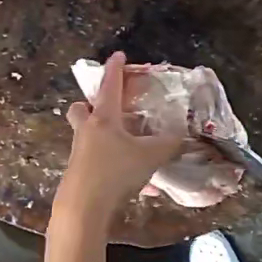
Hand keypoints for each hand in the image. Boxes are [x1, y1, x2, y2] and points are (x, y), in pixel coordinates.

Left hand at [53, 52, 186, 225]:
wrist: (83, 207)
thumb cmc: (115, 172)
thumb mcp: (150, 156)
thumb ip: (169, 145)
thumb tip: (183, 137)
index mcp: (103, 118)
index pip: (110, 86)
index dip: (115, 69)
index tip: (117, 55)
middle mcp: (87, 131)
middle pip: (79, 110)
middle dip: (88, 106)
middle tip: (106, 110)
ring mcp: (79, 153)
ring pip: (85, 136)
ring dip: (101, 137)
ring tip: (125, 147)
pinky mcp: (78, 174)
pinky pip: (95, 163)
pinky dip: (111, 167)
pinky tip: (133, 185)